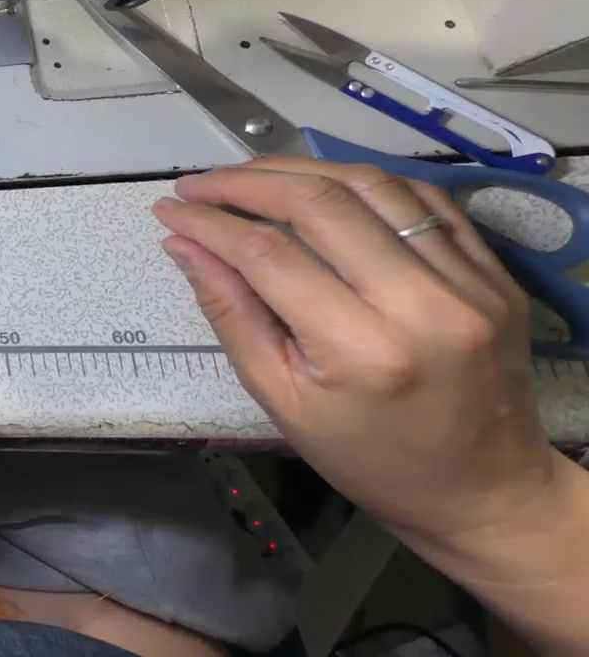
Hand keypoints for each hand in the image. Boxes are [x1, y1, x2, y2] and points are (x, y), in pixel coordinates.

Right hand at [151, 158, 565, 547]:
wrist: (486, 489)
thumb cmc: (367, 453)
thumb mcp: (276, 392)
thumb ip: (228, 309)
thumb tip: (182, 243)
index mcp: (365, 347)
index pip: (267, 253)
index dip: (206, 222)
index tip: (167, 210)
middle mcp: (428, 304)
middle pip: (320, 204)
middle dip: (242, 183)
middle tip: (195, 186)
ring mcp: (471, 283)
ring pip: (372, 186)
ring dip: (296, 170)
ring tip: (244, 178)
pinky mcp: (492, 274)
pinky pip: (422, 200)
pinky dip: (357, 181)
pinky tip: (314, 187)